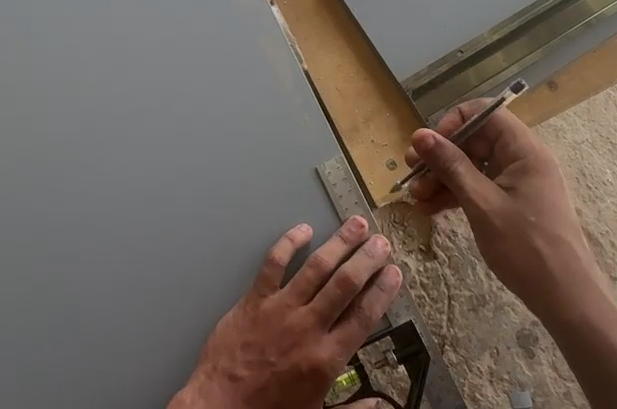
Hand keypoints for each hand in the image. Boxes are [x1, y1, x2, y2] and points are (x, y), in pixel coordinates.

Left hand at [169, 216, 403, 408]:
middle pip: (344, 285)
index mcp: (327, 358)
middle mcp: (307, 328)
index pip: (363, 317)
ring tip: (355, 225)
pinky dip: (288, 243)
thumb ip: (355, 408)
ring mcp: (280, 309)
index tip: (394, 272)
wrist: (222, 405)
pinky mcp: (255, 299)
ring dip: (338, 244)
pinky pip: (274, 264)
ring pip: (315, 268)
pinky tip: (303, 229)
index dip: (382, 292)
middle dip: (366, 260)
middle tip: (381, 241)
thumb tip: (385, 406)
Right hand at [403, 100, 605, 327]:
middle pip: (475, 140)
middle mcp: (523, 159)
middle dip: (441, 156)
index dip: (453, 123)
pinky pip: (480, 187)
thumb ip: (450, 166)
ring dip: (443, 179)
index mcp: (524, 150)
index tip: (429, 146)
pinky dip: (457, 195)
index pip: (484, 113)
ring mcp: (519, 183)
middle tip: (411, 172)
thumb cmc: (527, 247)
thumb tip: (419, 135)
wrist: (568, 301)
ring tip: (416, 197)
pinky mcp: (514, 204)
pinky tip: (431, 209)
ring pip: (473, 166)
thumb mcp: (482, 204)